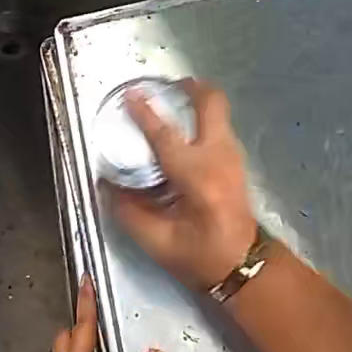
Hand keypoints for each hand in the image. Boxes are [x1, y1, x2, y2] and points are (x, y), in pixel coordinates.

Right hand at [108, 78, 258, 291]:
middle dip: (191, 87)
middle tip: (169, 85)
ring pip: (219, 112)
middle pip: (211, 103)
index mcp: (198, 176)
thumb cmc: (202, 256)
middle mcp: (219, 156)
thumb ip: (129, 210)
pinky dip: (203, 119)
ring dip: (198, 101)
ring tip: (172, 104)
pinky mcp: (237, 161)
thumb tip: (107, 185)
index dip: (145, 113)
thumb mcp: (158, 242)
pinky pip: (220, 126)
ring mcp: (233, 156)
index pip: (166, 135)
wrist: (244, 266)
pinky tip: (185, 132)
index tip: (132, 94)